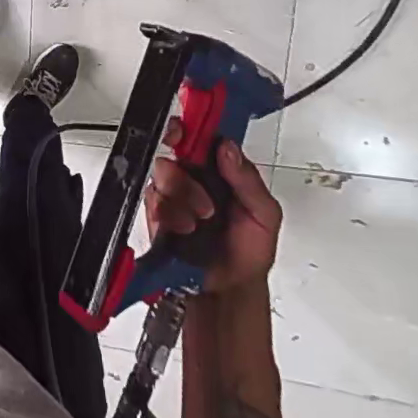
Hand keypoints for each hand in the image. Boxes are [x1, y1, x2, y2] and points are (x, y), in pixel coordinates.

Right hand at [143, 117, 282, 293]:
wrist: (229, 292)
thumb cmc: (250, 253)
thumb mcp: (265, 214)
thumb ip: (247, 179)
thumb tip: (227, 147)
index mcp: (223, 169)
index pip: (205, 134)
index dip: (193, 124)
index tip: (188, 128)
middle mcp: (197, 177)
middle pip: (177, 148)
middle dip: (184, 165)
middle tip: (196, 182)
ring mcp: (176, 195)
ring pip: (164, 173)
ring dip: (182, 196)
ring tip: (200, 219)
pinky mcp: (159, 215)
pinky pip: (153, 200)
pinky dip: (168, 213)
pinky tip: (184, 229)